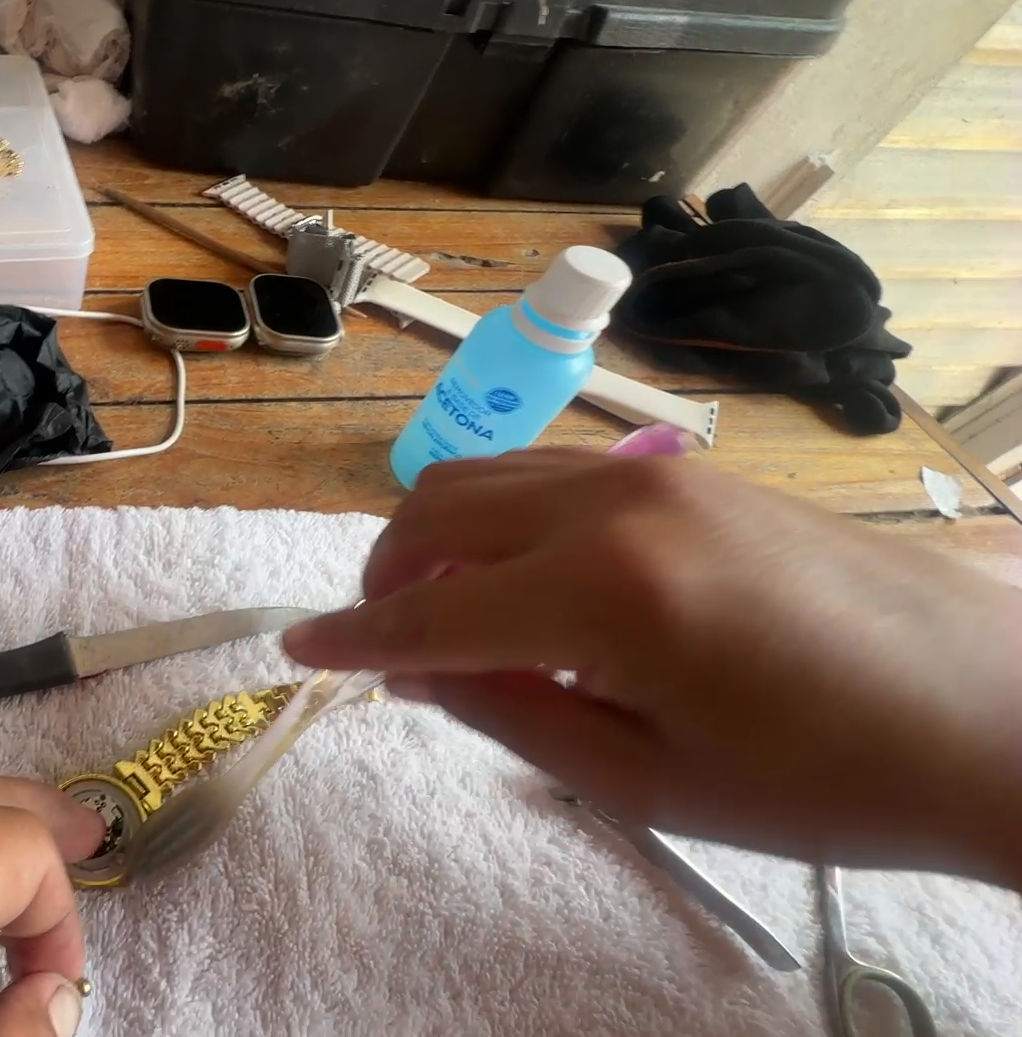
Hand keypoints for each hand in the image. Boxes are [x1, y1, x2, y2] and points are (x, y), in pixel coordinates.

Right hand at [286, 451, 1021, 883]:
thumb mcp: (638, 779)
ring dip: (425, 541)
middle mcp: (606, 506)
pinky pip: (525, 476)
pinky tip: (510, 575)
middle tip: (387, 640)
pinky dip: (481, 521)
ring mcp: (637, 472)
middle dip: (382, 578)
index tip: (296, 650)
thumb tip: (410, 670)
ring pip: (469, 480)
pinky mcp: (663, 466)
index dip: (352, 637)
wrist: (1004, 704)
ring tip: (443, 607)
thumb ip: (499, 711)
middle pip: (430, 516)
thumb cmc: (820, 775)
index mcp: (605, 596)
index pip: (431, 615)